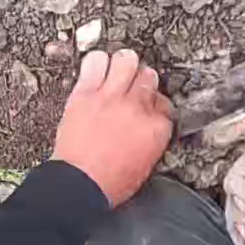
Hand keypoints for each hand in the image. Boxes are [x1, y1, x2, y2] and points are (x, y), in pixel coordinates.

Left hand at [52, 49, 173, 206]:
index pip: (164, 103)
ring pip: (126, 61)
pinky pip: (94, 62)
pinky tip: (96, 69)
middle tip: (133, 88)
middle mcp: (137, 107)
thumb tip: (148, 128)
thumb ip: (151, 139)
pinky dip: (96, 62)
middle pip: (148, 77)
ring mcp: (111, 97)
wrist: (79, 184)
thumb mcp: (145, 166)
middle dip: (142, 81)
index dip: (155, 103)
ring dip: (124, 64)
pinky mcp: (86, 93)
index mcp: (156, 128)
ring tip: (117, 71)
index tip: (148, 107)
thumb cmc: (109, 183)